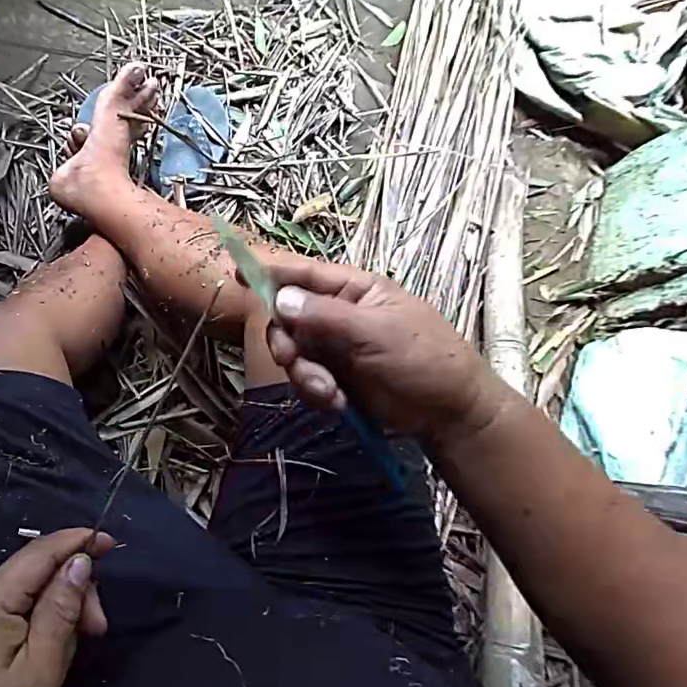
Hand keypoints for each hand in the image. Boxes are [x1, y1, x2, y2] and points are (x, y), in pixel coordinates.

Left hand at [0, 528, 113, 686]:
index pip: (39, 551)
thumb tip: (80, 560)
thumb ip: (61, 610)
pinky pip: (23, 610)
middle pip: (38, 568)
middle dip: (74, 586)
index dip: (78, 541)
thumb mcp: (41, 671)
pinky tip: (61, 647)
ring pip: (33, 589)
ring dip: (65, 606)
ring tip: (85, 642)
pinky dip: (49, 620)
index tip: (114, 543)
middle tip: (99, 627)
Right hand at [260, 257, 513, 445]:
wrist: (448, 413)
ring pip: (293, 353)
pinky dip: (315, 392)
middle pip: (287, 318)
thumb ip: (326, 315)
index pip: (306, 274)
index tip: (239, 272)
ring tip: (330, 393)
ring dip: (304, 375)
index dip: (272, 273)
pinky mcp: (333, 377)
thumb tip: (280, 297)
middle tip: (294, 359)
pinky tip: (337, 403)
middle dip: (287, 342)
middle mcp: (338, 314)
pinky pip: (304, 379)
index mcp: (354, 290)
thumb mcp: (377, 331)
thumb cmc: (423, 358)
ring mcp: (334, 347)